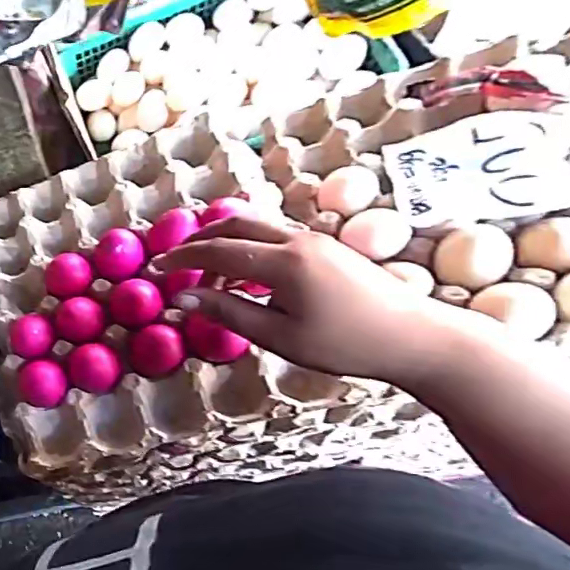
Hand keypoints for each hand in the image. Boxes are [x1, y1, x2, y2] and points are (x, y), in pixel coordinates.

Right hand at [152, 215, 484, 387]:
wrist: (416, 337)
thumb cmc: (347, 344)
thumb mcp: (280, 336)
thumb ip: (229, 311)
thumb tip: (184, 297)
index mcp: (284, 262)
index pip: (217, 250)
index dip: (180, 259)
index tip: (153, 270)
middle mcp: (297, 240)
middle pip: (233, 224)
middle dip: (198, 242)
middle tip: (175, 267)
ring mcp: (314, 240)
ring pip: (254, 227)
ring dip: (223, 245)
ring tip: (208, 281)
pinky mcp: (325, 248)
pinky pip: (273, 238)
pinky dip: (246, 251)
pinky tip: (244, 280)